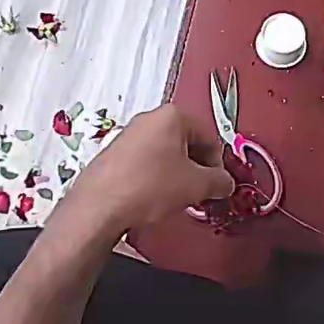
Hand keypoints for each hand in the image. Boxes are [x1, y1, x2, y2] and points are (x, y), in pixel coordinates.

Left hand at [58, 104, 235, 233]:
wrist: (98, 207)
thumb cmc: (152, 187)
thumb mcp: (197, 186)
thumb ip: (220, 181)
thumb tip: (226, 183)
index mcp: (173, 115)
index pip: (209, 137)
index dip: (218, 164)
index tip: (216, 185)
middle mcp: (149, 118)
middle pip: (187, 142)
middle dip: (197, 168)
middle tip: (199, 192)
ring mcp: (128, 134)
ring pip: (165, 152)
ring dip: (177, 173)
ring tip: (175, 198)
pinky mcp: (112, 153)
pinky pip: (145, 161)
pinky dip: (155, 176)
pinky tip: (152, 198)